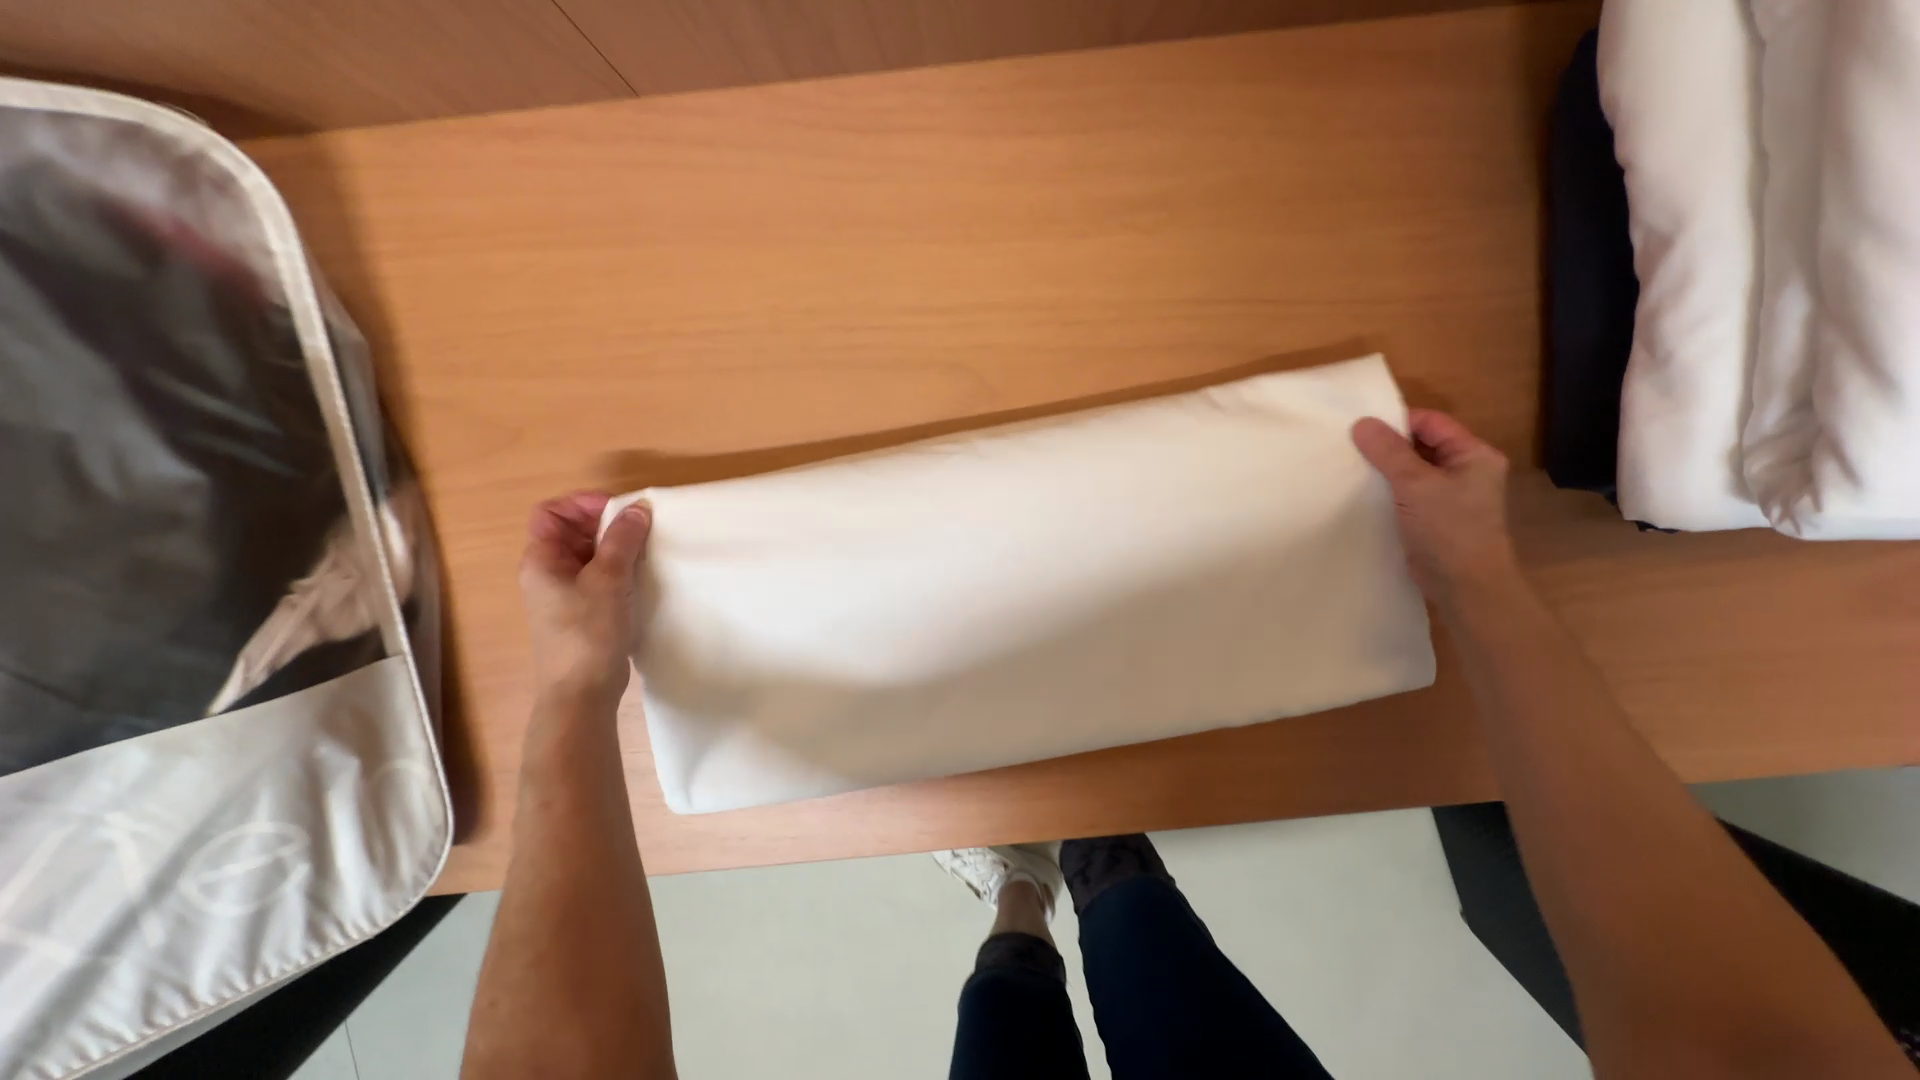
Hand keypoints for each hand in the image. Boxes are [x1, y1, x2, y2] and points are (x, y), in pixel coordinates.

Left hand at [519, 491, 651, 708]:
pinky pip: (600, 575)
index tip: (620, 509)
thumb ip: (623, 539)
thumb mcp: (607, 579)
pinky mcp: (585, 611)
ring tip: (647, 549)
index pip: (551, 512)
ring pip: (589, 553)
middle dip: (606, 522)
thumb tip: (638, 508)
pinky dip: (620, 567)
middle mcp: (548, 572)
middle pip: (572, 530)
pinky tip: (643, 574)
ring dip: (617, 545)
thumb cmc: (587, 633)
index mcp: (541, 559)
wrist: (582, 692)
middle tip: (641, 527)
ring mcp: (566, 593)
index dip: (583, 503)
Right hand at [1351, 409, 1519, 603]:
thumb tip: (1361, 423)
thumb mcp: (1415, 484)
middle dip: (1388, 444)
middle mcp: (1466, 470)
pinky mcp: (1434, 516)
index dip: (1398, 421)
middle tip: (1351, 445)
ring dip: (1386, 468)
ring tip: (1352, 466)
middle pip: (1422, 444)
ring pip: (1413, 469)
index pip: (1433, 423)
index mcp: (1474, 454)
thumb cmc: (1448, 528)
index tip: (1362, 428)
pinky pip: (1408, 492)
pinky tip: (1363, 492)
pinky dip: (1388, 489)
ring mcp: (1451, 495)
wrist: (1464, 584)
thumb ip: (1389, 452)